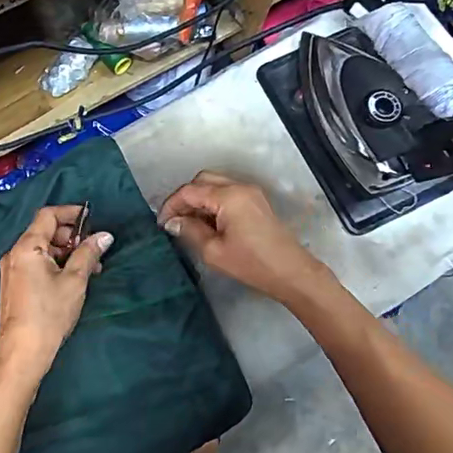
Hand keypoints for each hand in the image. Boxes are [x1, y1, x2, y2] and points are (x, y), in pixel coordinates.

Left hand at [0, 205, 110, 371]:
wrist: (24, 349)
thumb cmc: (50, 312)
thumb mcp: (75, 280)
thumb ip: (89, 253)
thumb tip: (104, 235)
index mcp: (27, 247)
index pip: (48, 215)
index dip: (71, 212)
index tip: (92, 219)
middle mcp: (15, 254)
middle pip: (44, 231)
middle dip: (71, 236)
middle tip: (94, 250)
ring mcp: (13, 269)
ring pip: (42, 248)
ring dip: (66, 251)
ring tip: (89, 268)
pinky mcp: (15, 284)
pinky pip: (36, 262)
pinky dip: (56, 263)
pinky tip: (73, 278)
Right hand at [158, 171, 330, 305]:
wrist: (290, 271)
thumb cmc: (251, 263)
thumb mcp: (214, 251)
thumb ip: (190, 231)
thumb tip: (173, 222)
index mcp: (229, 196)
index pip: (190, 191)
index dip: (171, 205)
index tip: (162, 224)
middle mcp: (240, 187)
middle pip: (203, 180)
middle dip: (185, 198)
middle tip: (175, 221)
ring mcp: (251, 193)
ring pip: (216, 185)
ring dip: (200, 199)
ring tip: (189, 224)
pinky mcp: (257, 202)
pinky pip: (228, 193)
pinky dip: (214, 203)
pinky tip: (208, 224)